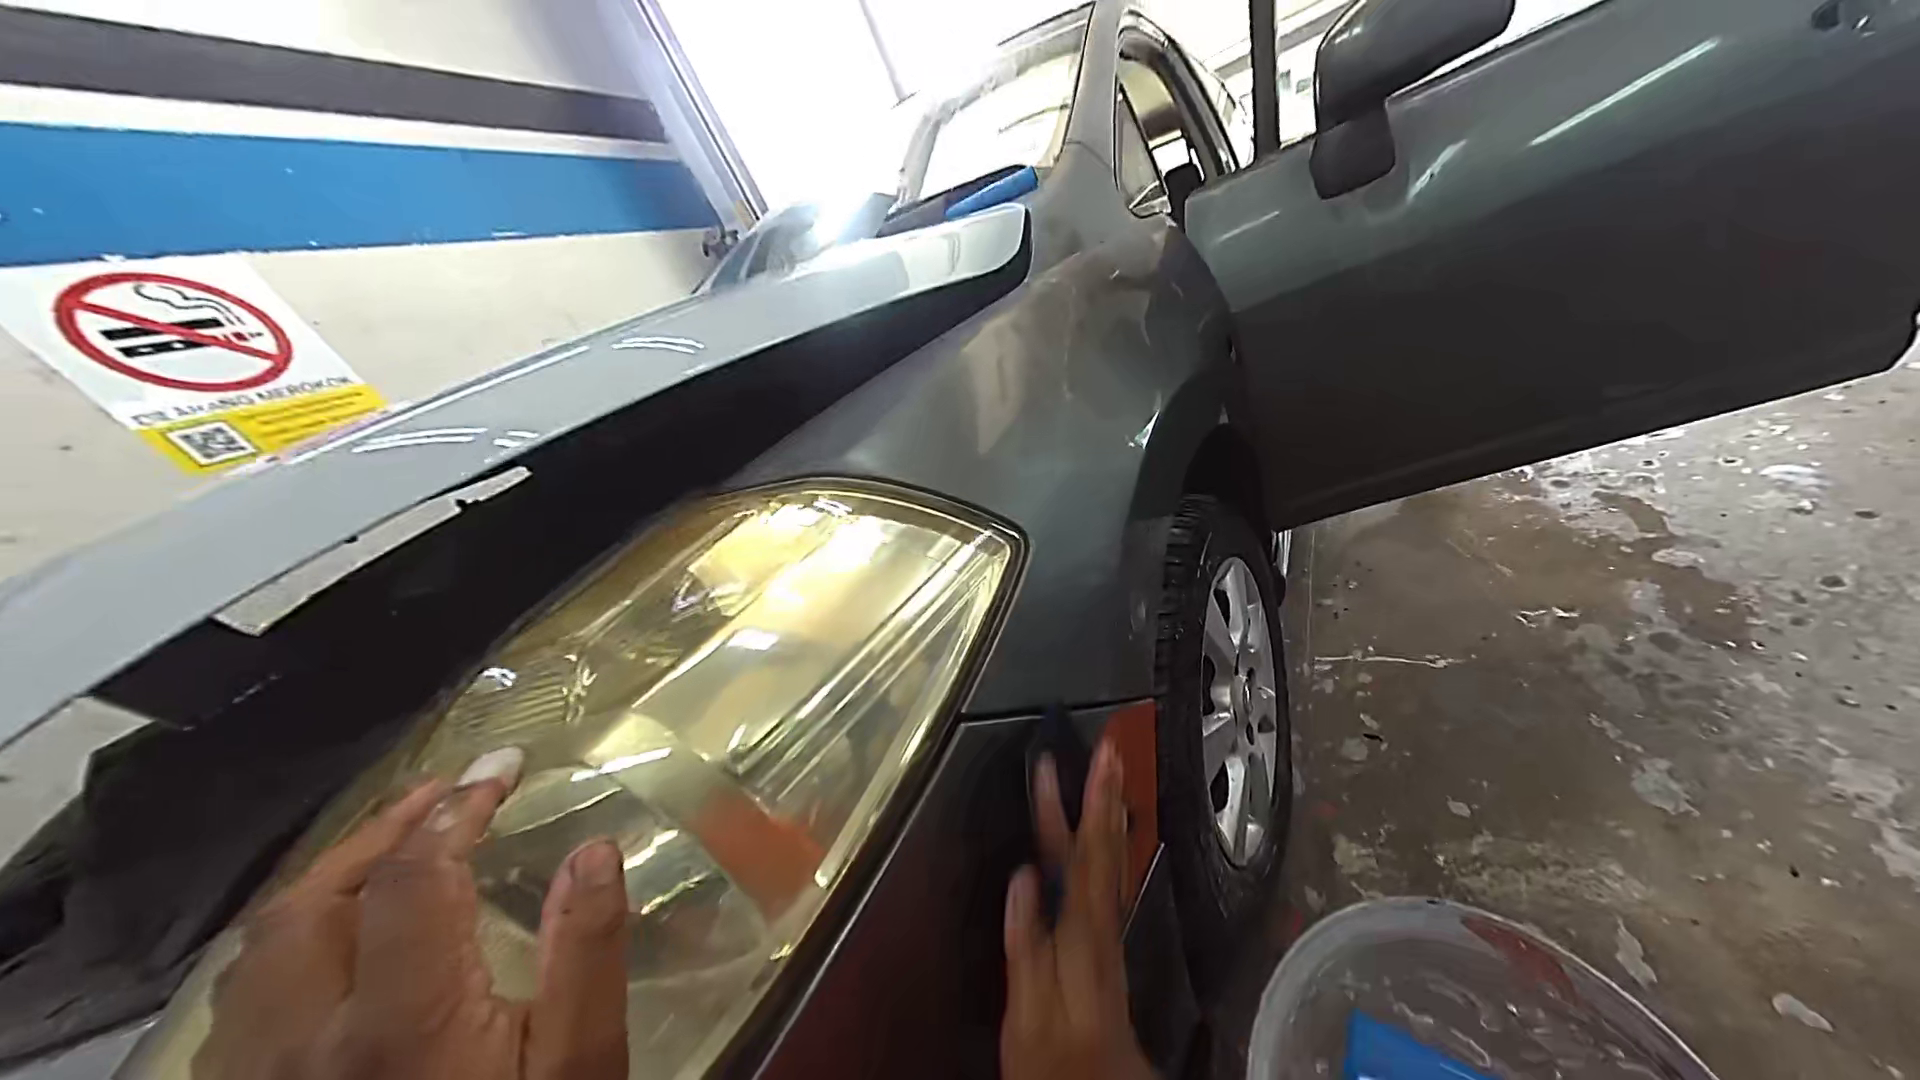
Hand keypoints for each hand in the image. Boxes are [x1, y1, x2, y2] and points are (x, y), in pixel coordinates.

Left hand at [193, 748, 629, 1079]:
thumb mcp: (578, 1065)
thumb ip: (587, 955)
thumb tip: (595, 850)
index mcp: (398, 1024)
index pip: (419, 876)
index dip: (462, 807)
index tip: (504, 768)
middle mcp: (301, 1046)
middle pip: (313, 903)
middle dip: (386, 826)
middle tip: (450, 790)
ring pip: (264, 948)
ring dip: (339, 871)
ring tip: (405, 836)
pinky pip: (249, 993)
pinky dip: (306, 927)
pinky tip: (353, 925)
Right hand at [1000, 740, 1155, 1079]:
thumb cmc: (1055, 1052)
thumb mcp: (1028, 1005)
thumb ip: (1026, 940)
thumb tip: (1023, 873)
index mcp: (1082, 927)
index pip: (1087, 852)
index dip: (1090, 803)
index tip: (1094, 761)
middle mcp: (1101, 916)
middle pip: (1105, 844)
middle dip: (1106, 792)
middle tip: (1111, 748)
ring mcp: (1106, 922)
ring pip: (1111, 853)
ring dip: (1110, 808)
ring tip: (1111, 770)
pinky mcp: (1103, 930)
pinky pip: (1107, 870)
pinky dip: (1108, 837)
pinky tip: (1105, 824)